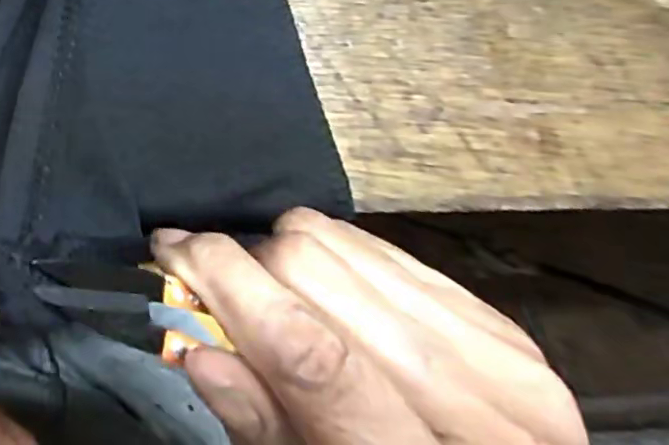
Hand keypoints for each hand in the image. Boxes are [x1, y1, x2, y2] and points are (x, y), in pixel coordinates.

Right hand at [152, 209, 585, 444]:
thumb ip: (264, 430)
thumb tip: (194, 349)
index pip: (313, 357)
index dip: (228, 290)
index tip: (169, 253)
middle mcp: (485, 409)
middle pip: (319, 275)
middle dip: (243, 266)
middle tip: (206, 283)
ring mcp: (499, 357)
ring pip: (340, 242)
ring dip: (277, 253)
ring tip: (262, 288)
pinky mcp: (495, 321)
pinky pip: (374, 243)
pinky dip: (325, 253)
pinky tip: (315, 289)